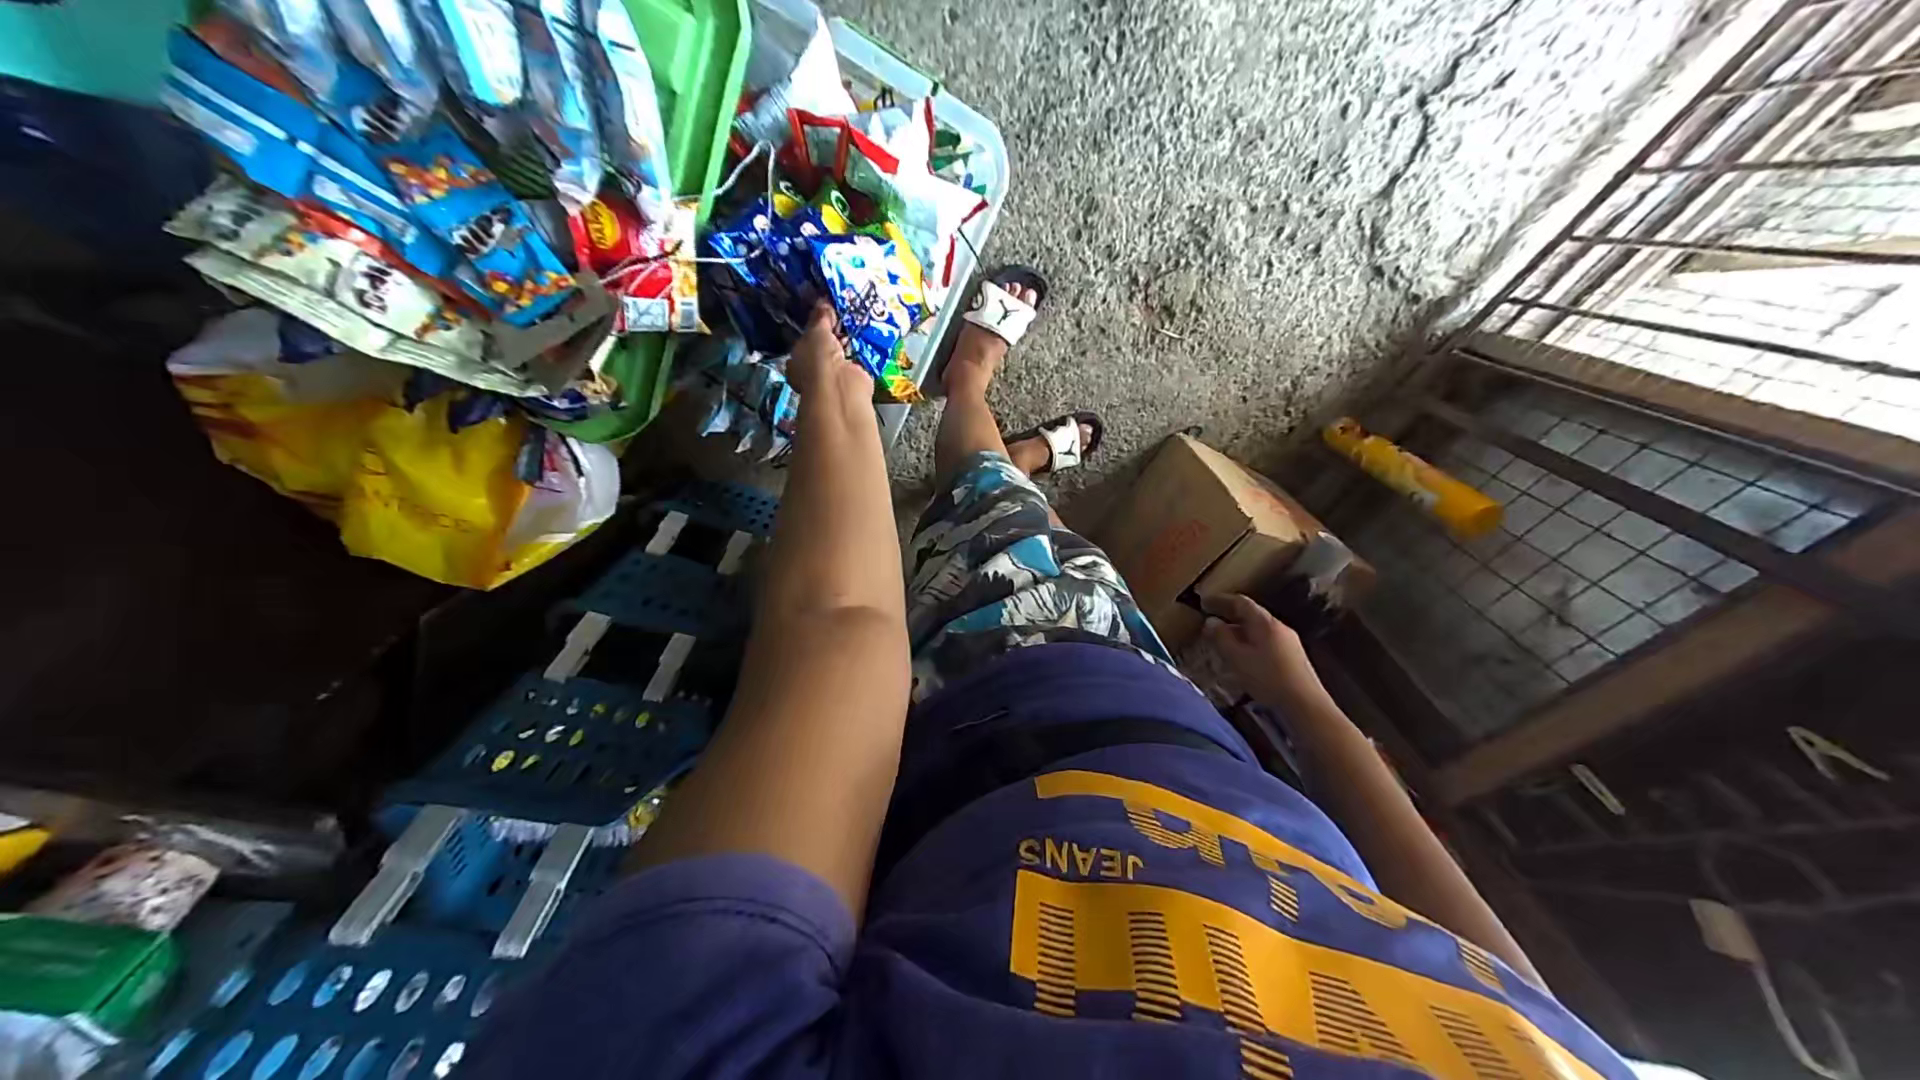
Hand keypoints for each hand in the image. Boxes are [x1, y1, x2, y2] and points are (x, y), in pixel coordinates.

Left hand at [787, 302, 864, 399]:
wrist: (840, 386)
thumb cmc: (819, 358)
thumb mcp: (817, 331)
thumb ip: (820, 317)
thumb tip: (822, 300)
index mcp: (796, 361)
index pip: (804, 342)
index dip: (815, 329)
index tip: (826, 314)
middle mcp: (811, 372)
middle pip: (823, 349)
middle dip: (833, 335)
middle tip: (844, 317)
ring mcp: (832, 379)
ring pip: (840, 356)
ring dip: (848, 344)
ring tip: (857, 324)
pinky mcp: (851, 382)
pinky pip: (855, 362)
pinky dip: (860, 353)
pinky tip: (866, 339)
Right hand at [1201, 593, 1321, 706]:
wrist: (1305, 704)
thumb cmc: (1267, 678)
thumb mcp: (1237, 658)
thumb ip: (1221, 638)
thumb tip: (1211, 621)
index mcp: (1265, 623)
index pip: (1241, 602)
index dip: (1221, 600)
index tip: (1203, 602)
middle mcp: (1279, 627)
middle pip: (1252, 614)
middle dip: (1230, 614)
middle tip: (1211, 619)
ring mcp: (1289, 642)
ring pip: (1259, 629)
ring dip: (1240, 630)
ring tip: (1223, 638)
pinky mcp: (1293, 657)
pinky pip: (1266, 640)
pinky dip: (1250, 641)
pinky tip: (1244, 655)